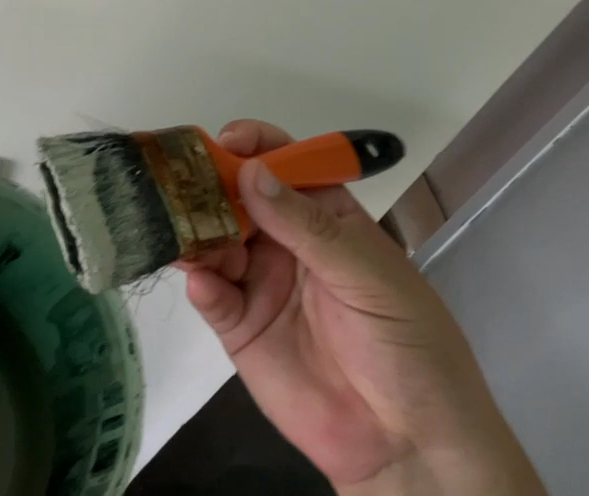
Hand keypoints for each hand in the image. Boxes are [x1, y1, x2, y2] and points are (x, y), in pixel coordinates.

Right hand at [181, 120, 543, 494]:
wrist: (408, 446)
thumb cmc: (408, 347)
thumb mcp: (370, 277)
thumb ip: (307, 226)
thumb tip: (250, 171)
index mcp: (324, 218)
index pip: (284, 164)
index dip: (255, 145)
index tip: (227, 142)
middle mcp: (283, 241)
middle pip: (234, 194)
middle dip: (207, 182)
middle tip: (180, 182)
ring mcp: (257, 281)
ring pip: (212, 238)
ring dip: (193, 229)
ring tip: (180, 229)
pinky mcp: (238, 325)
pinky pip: (210, 293)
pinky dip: (199, 282)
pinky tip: (204, 284)